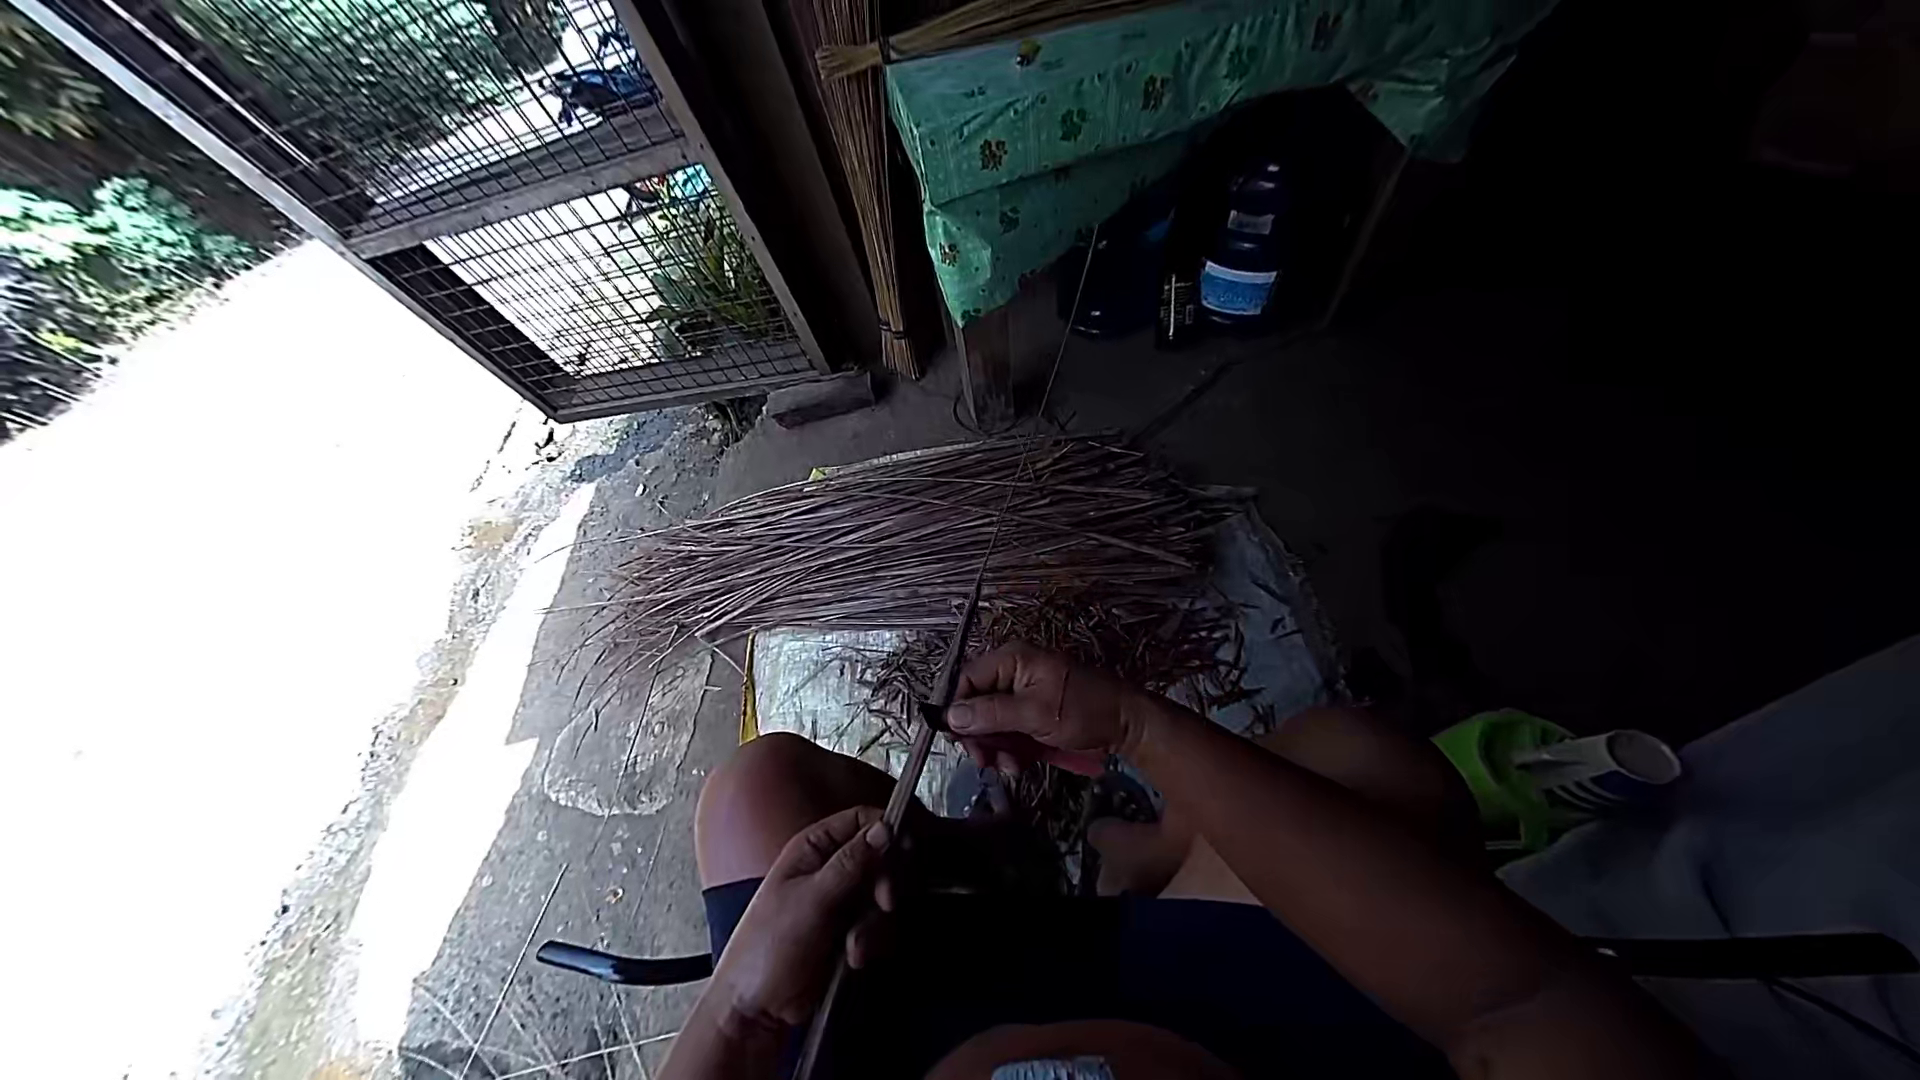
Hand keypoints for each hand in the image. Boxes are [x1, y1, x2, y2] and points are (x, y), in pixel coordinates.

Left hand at [709, 806, 892, 1030]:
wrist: (756, 1014)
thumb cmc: (768, 949)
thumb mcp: (811, 901)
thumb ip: (851, 863)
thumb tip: (884, 828)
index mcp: (814, 847)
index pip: (862, 820)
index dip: (884, 833)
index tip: (901, 853)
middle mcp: (831, 867)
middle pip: (881, 857)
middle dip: (885, 884)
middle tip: (884, 903)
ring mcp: (842, 899)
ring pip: (884, 893)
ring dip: (876, 922)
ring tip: (854, 947)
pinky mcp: (851, 930)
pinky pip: (879, 923)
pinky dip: (872, 941)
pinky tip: (853, 959)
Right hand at [945, 642, 1146, 774]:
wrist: (1125, 725)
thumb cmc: (1082, 710)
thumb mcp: (1034, 713)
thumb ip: (990, 714)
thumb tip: (950, 715)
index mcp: (1012, 659)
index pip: (967, 678)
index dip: (958, 708)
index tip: (958, 738)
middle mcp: (1013, 673)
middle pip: (976, 702)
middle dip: (978, 734)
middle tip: (983, 760)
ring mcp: (1023, 694)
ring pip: (990, 722)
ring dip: (995, 747)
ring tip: (1007, 767)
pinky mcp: (1032, 714)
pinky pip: (1008, 731)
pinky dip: (1009, 750)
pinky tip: (1018, 765)